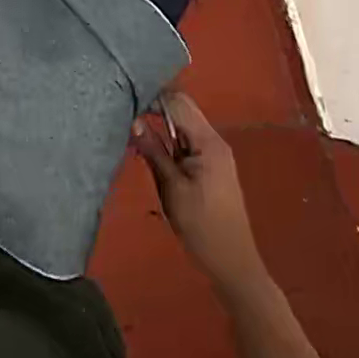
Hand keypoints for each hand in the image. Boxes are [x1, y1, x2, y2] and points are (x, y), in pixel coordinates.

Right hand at [132, 91, 265, 286]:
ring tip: (132, 128)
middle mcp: (214, 140)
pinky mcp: (211, 164)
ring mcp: (214, 152)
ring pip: (184, 124)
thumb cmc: (201, 226)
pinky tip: (150, 147)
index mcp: (208, 142)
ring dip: (161, 124)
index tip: (127, 98)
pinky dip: (169, 139)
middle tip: (126, 112)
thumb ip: (154, 151)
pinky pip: (187, 140)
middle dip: (156, 107)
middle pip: (183, 109)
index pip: (179, 103)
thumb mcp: (172, 188)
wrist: (232, 261)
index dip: (154, 96)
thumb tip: (134, 120)